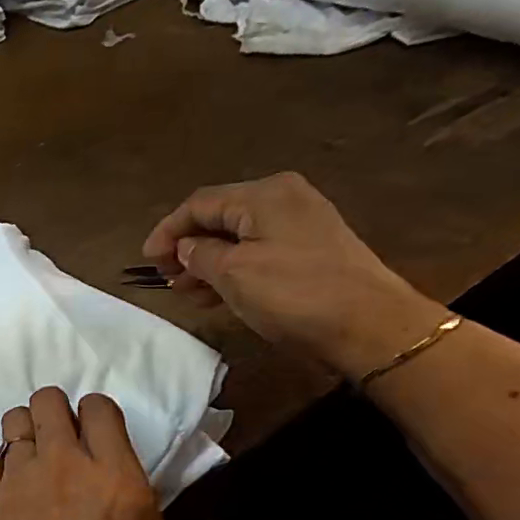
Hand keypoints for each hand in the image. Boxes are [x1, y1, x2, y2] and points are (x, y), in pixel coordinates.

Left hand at [0, 387, 165, 519]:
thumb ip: (136, 498)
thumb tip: (116, 474)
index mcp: (117, 477)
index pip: (100, 406)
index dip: (98, 417)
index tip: (98, 436)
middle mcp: (67, 465)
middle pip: (49, 399)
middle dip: (57, 413)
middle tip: (63, 442)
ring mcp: (21, 481)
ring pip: (13, 419)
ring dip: (27, 434)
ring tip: (35, 463)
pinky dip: (0, 466)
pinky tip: (11, 490)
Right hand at [142, 171, 449, 378]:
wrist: (372, 326)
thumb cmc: (296, 294)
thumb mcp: (236, 273)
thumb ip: (202, 255)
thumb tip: (188, 247)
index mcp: (264, 193)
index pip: (200, 203)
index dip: (168, 230)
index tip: (147, 260)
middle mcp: (285, 198)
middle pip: (222, 218)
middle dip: (190, 249)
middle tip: (170, 280)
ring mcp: (304, 224)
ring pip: (242, 238)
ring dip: (212, 264)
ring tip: (190, 293)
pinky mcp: (316, 251)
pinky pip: (263, 253)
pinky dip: (238, 271)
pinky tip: (222, 295)